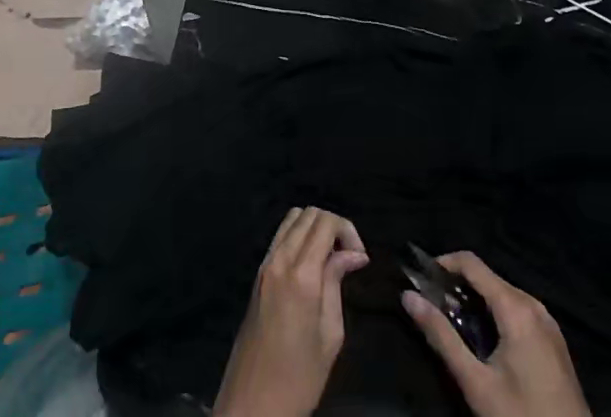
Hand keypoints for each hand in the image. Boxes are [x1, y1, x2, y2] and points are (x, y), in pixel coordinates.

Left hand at [215, 207, 369, 416]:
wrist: (251, 405)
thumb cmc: (299, 377)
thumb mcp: (330, 334)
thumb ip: (337, 283)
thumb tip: (354, 254)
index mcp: (301, 274)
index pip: (326, 222)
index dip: (349, 231)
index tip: (360, 258)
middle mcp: (279, 261)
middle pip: (308, 213)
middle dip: (333, 225)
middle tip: (348, 256)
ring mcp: (264, 267)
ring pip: (291, 219)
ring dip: (314, 228)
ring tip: (331, 258)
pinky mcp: (257, 277)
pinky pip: (279, 238)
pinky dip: (299, 237)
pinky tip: (312, 264)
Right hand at [402, 251, 591, 416]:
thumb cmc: (521, 415)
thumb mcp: (475, 381)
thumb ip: (441, 337)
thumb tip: (408, 297)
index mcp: (516, 307)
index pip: (472, 263)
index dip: (443, 264)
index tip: (419, 279)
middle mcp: (533, 303)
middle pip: (487, 278)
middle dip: (456, 286)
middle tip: (430, 308)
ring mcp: (546, 320)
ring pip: (501, 293)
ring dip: (473, 301)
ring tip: (450, 324)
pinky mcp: (551, 337)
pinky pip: (517, 310)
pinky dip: (493, 313)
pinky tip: (480, 339)